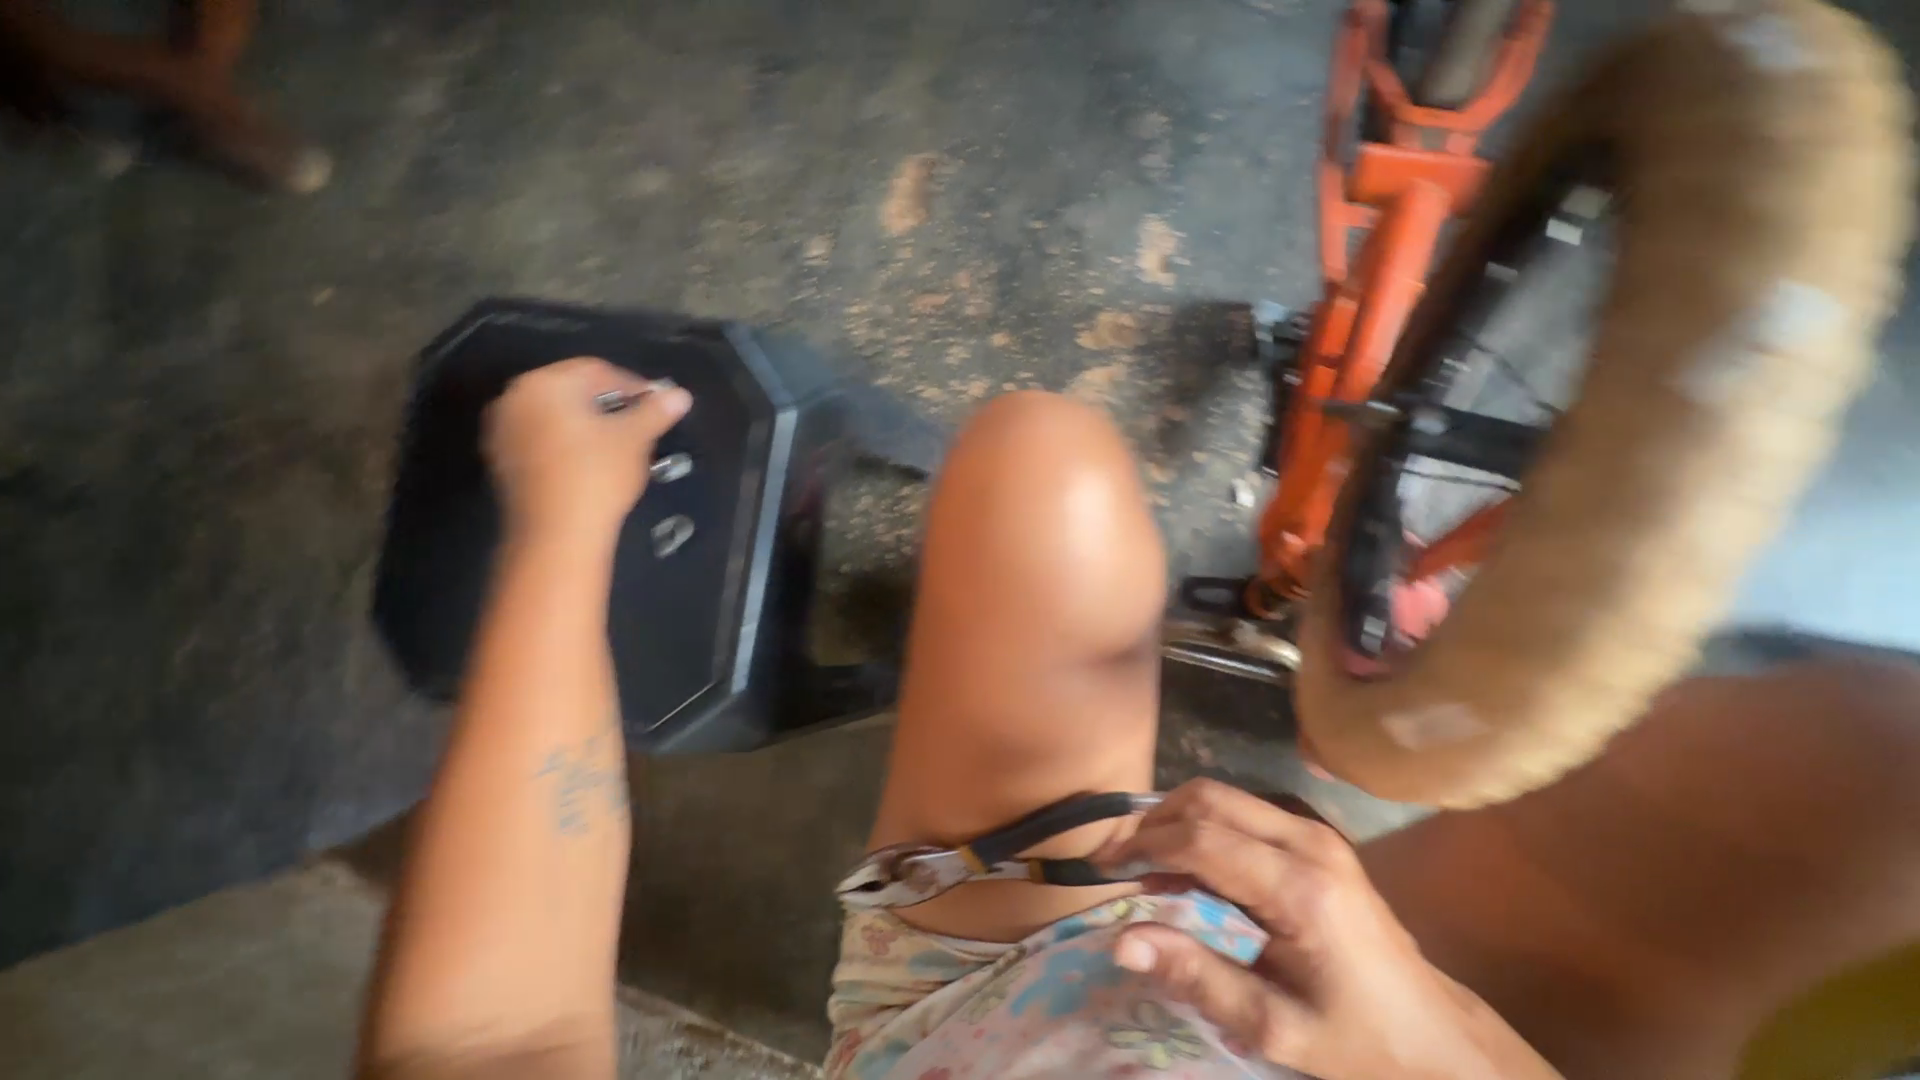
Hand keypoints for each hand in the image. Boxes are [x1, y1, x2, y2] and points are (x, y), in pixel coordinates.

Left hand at [483, 357, 691, 544]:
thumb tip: (680, 395)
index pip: (597, 371)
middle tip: (639, 423)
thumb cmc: (596, 476)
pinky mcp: (502, 459)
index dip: (634, 385)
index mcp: (545, 383)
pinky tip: (589, 462)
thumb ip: (656, 411)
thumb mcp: (634, 439)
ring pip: (556, 415)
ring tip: (617, 444)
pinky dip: (567, 442)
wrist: (557, 535)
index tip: (658, 405)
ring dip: (587, 423)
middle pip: (572, 391)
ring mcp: (503, 429)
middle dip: (608, 404)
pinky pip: (541, 438)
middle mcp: (515, 397)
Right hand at [1096, 779, 1559, 1079]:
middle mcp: (1308, 843)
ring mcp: (1316, 834)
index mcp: (1299, 888)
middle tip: (1114, 861)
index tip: (1103, 868)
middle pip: (1208, 799)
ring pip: (1223, 797)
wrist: (1436, 1036)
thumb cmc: (1356, 1040)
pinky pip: (1243, 812)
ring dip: (1173, 821)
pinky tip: (1182, 869)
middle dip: (1152, 822)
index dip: (1143, 845)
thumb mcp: (1272, 1027)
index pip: (1200, 839)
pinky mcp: (1317, 840)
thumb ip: (1195, 977)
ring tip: (1140, 865)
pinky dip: (1201, 828)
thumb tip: (1121, 941)